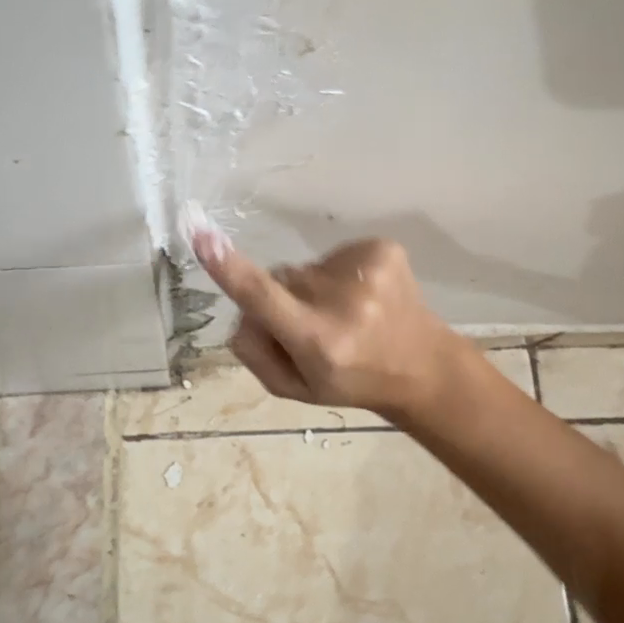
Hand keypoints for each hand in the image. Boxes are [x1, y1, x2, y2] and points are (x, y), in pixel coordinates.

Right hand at [192, 230, 472, 420]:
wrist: (423, 367)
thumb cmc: (351, 381)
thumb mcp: (294, 388)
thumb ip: (253, 351)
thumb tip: (241, 308)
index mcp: (318, 340)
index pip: (263, 298)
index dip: (228, 267)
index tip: (201, 234)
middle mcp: (343, 302)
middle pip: (279, 278)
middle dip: (283, 298)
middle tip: (313, 326)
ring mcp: (367, 272)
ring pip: (305, 267)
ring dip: (314, 287)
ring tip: (346, 315)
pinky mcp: (384, 249)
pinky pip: (333, 255)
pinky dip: (340, 275)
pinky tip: (363, 298)